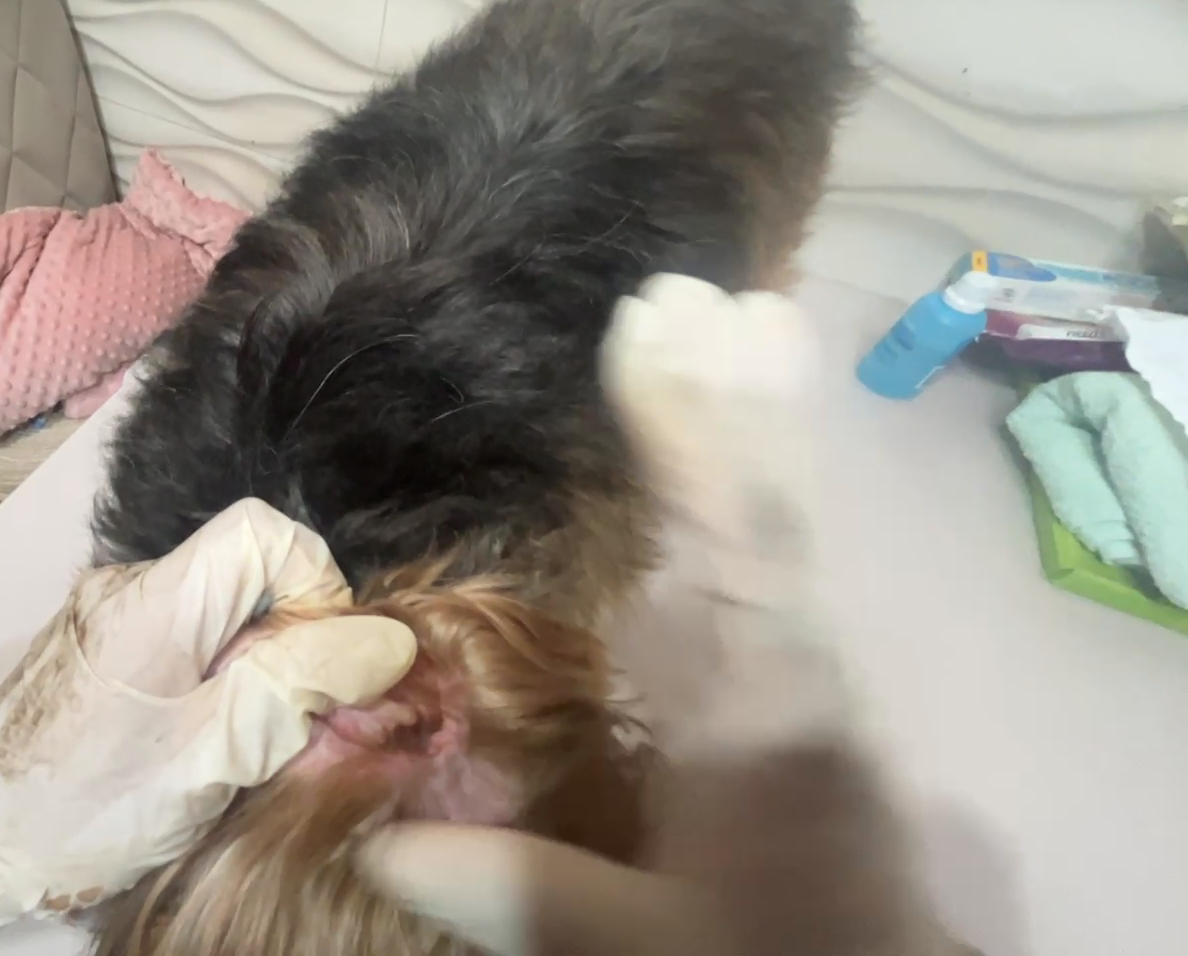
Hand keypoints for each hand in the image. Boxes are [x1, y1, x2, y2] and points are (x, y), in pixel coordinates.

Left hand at [0, 498, 417, 955]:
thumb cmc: (85, 807)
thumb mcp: (209, 760)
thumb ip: (295, 690)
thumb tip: (385, 639)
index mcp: (154, 603)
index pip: (261, 530)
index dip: (313, 581)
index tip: (322, 658)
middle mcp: (131, 582)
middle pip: (249, 568)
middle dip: (295, 636)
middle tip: (297, 718)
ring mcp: (115, 603)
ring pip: (225, 602)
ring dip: (260, 659)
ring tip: (246, 736)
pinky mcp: (107, 629)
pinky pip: (190, 624)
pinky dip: (222, 667)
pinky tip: (207, 727)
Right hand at [358, 278, 963, 955]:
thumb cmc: (762, 941)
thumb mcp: (642, 935)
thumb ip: (523, 885)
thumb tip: (381, 845)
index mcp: (750, 709)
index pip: (720, 544)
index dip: (685, 431)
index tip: (646, 334)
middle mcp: (790, 656)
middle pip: (765, 506)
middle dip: (722, 396)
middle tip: (687, 295)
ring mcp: (807, 647)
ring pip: (790, 507)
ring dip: (758, 409)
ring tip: (741, 313)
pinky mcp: (802, 650)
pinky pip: (788, 534)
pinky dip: (777, 461)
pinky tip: (764, 408)